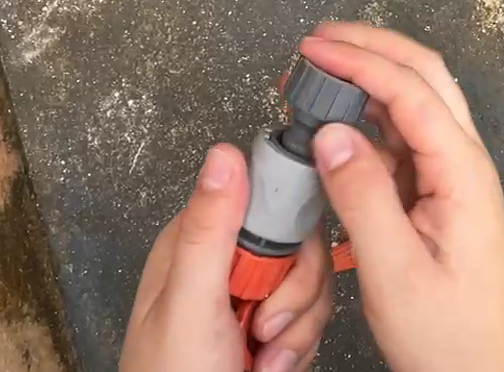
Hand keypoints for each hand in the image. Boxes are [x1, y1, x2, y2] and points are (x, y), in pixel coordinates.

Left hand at [120, 144, 332, 371]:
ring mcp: (251, 292)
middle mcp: (225, 259)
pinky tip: (273, 368)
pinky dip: (301, 342)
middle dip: (295, 285)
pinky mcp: (274, 322)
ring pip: (312, 271)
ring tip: (266, 358)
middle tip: (267, 325)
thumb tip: (224, 152)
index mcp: (195, 241)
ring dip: (298, 322)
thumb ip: (209, 230)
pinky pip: (315, 308)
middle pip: (295, 234)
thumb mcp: (188, 308)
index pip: (261, 191)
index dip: (285, 218)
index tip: (282, 258)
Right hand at [299, 23, 503, 371]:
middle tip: (318, 38)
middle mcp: (461, 156)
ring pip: (412, 99)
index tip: (311, 48)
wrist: (484, 371)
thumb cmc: (448, 332)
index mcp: (462, 168)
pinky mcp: (434, 187)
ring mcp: (450, 170)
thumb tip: (329, 131)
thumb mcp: (396, 272)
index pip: (410, 90)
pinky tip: (337, 119)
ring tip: (319, 70)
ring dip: (368, 76)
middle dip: (371, 47)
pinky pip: (400, 135)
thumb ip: (362, 197)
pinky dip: (367, 116)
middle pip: (422, 74)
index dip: (359, 61)